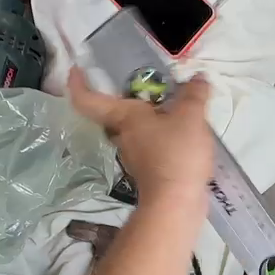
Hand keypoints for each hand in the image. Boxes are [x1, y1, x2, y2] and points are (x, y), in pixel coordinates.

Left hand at [67, 68, 213, 206]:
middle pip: (116, 115)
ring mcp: (136, 157)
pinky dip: (163, 139)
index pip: (88, 100)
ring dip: (150, 121)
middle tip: (147, 89)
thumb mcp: (190, 117)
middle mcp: (123, 137)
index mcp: (124, 118)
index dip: (78, 84)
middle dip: (127, 101)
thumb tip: (198, 78)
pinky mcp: (151, 173)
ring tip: (174, 111)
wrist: (177, 203)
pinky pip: (153, 148)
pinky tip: (183, 136)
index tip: (76, 70)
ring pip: (136, 132)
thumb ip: (194, 95)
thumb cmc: (176, 154)